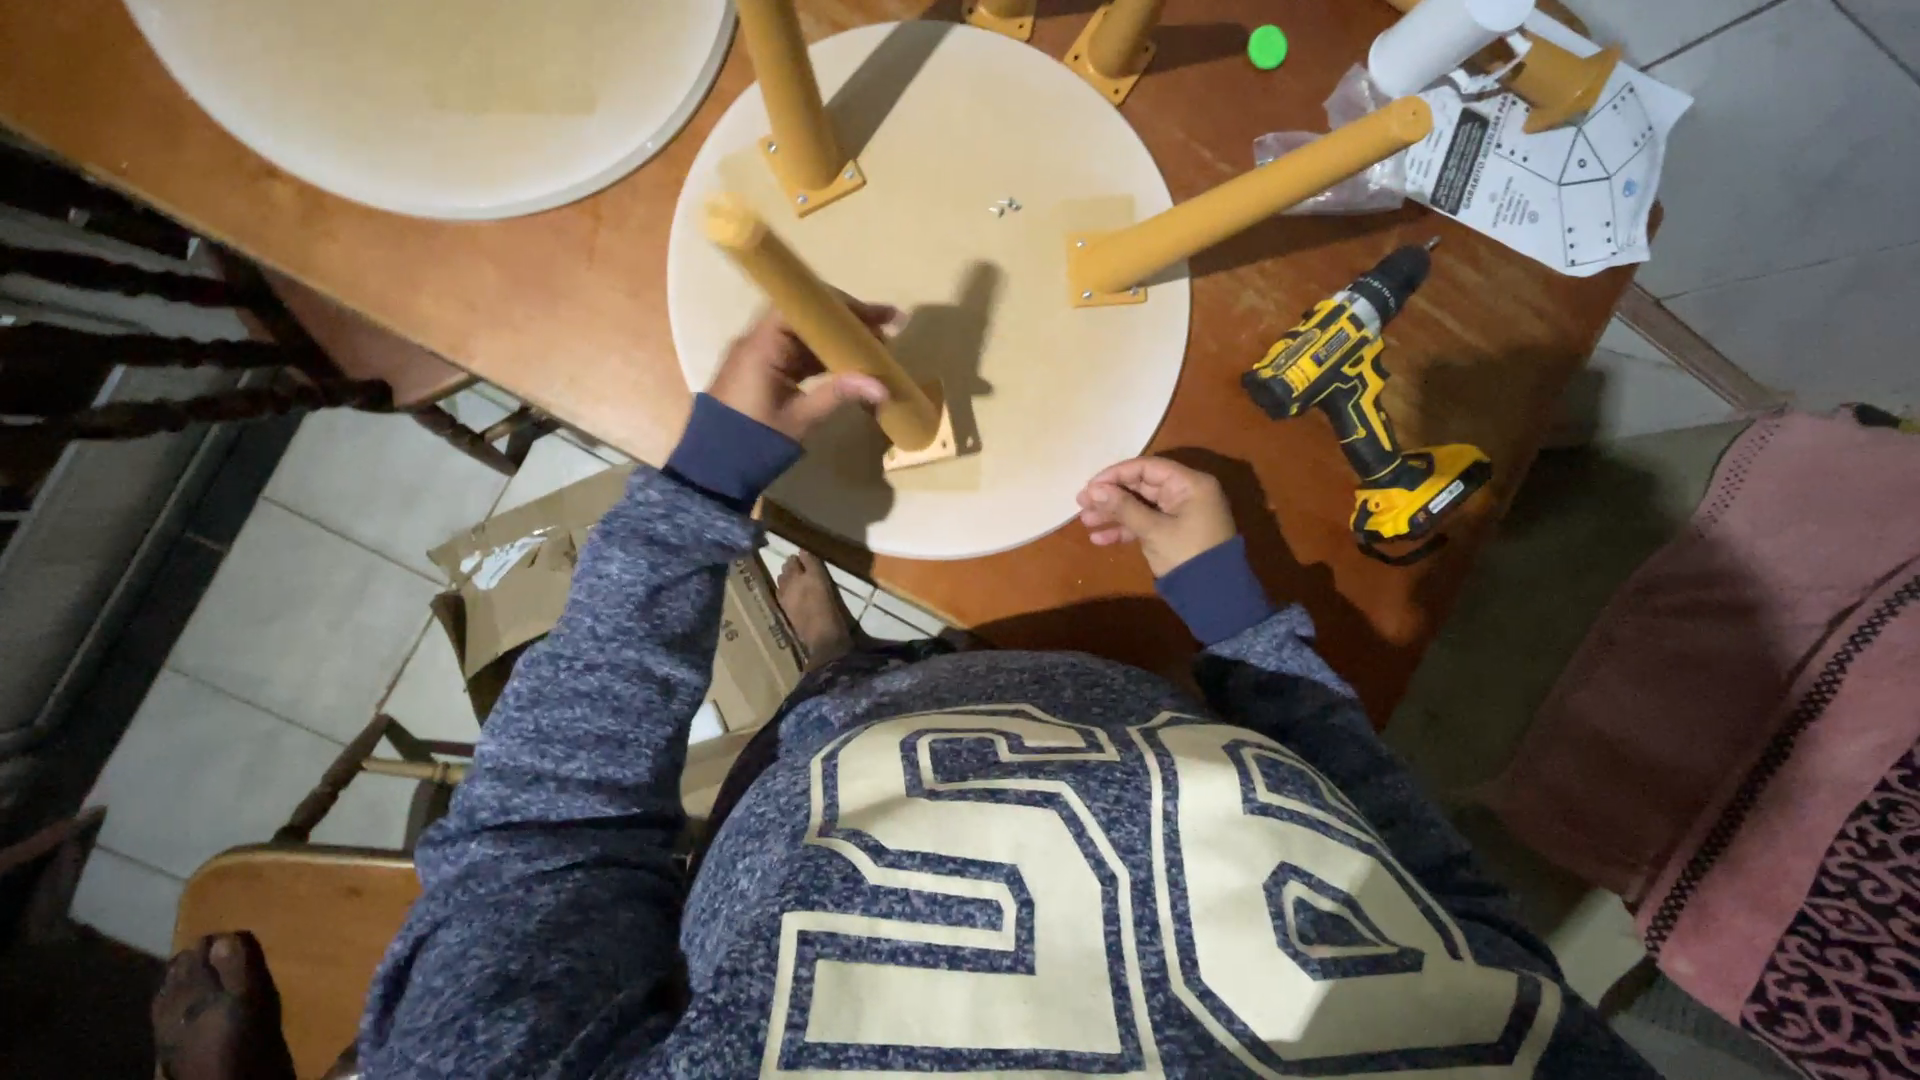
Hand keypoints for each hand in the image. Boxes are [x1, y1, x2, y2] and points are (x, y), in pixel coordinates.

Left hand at [708, 299, 895, 440]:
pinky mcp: (762, 371)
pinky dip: (822, 356)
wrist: (713, 467)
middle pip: (805, 317)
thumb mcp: (799, 419)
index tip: (872, 315)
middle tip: (884, 328)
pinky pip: (796, 353)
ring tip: (875, 347)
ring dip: (836, 339)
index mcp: (761, 346)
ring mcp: (759, 356)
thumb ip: (837, 395)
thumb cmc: (753, 442)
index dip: (839, 306)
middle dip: (845, 321)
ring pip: (803, 335)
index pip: (801, 307)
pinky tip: (849, 364)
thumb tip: (882, 387)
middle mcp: (757, 342)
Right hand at [1076, 457, 1236, 577]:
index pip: (1147, 468)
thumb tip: (1093, 490)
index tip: (1090, 486)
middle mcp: (1185, 493)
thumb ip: (1123, 507)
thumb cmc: (1186, 554)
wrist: (1214, 595)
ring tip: (1086, 522)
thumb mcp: (1153, 530)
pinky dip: (1125, 529)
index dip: (1116, 474)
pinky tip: (1100, 539)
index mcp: (1189, 484)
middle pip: (1141, 486)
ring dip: (1114, 514)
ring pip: (1140, 506)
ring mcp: (1179, 513)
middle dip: (1111, 496)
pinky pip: (1146, 523)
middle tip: (1082, 504)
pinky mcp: (1173, 531)